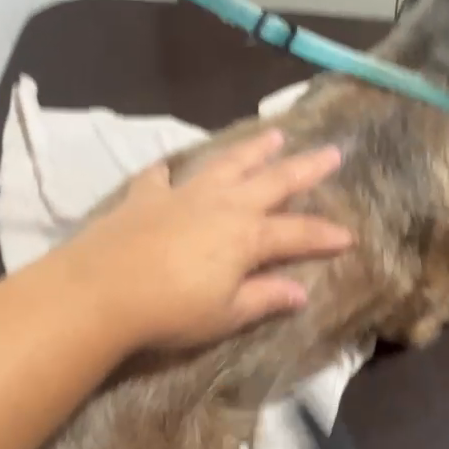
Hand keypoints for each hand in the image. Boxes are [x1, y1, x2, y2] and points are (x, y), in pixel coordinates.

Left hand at [55, 129, 351, 350]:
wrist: (99, 291)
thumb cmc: (171, 310)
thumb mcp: (226, 313)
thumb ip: (265, 298)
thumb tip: (301, 292)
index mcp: (248, 236)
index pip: (298, 233)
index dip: (325, 235)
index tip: (349, 235)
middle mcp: (223, 206)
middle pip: (273, 182)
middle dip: (305, 168)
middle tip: (331, 151)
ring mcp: (184, 196)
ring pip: (226, 165)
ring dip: (252, 151)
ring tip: (273, 135)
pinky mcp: (146, 198)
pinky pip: (161, 178)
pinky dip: (168, 171)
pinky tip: (169, 167)